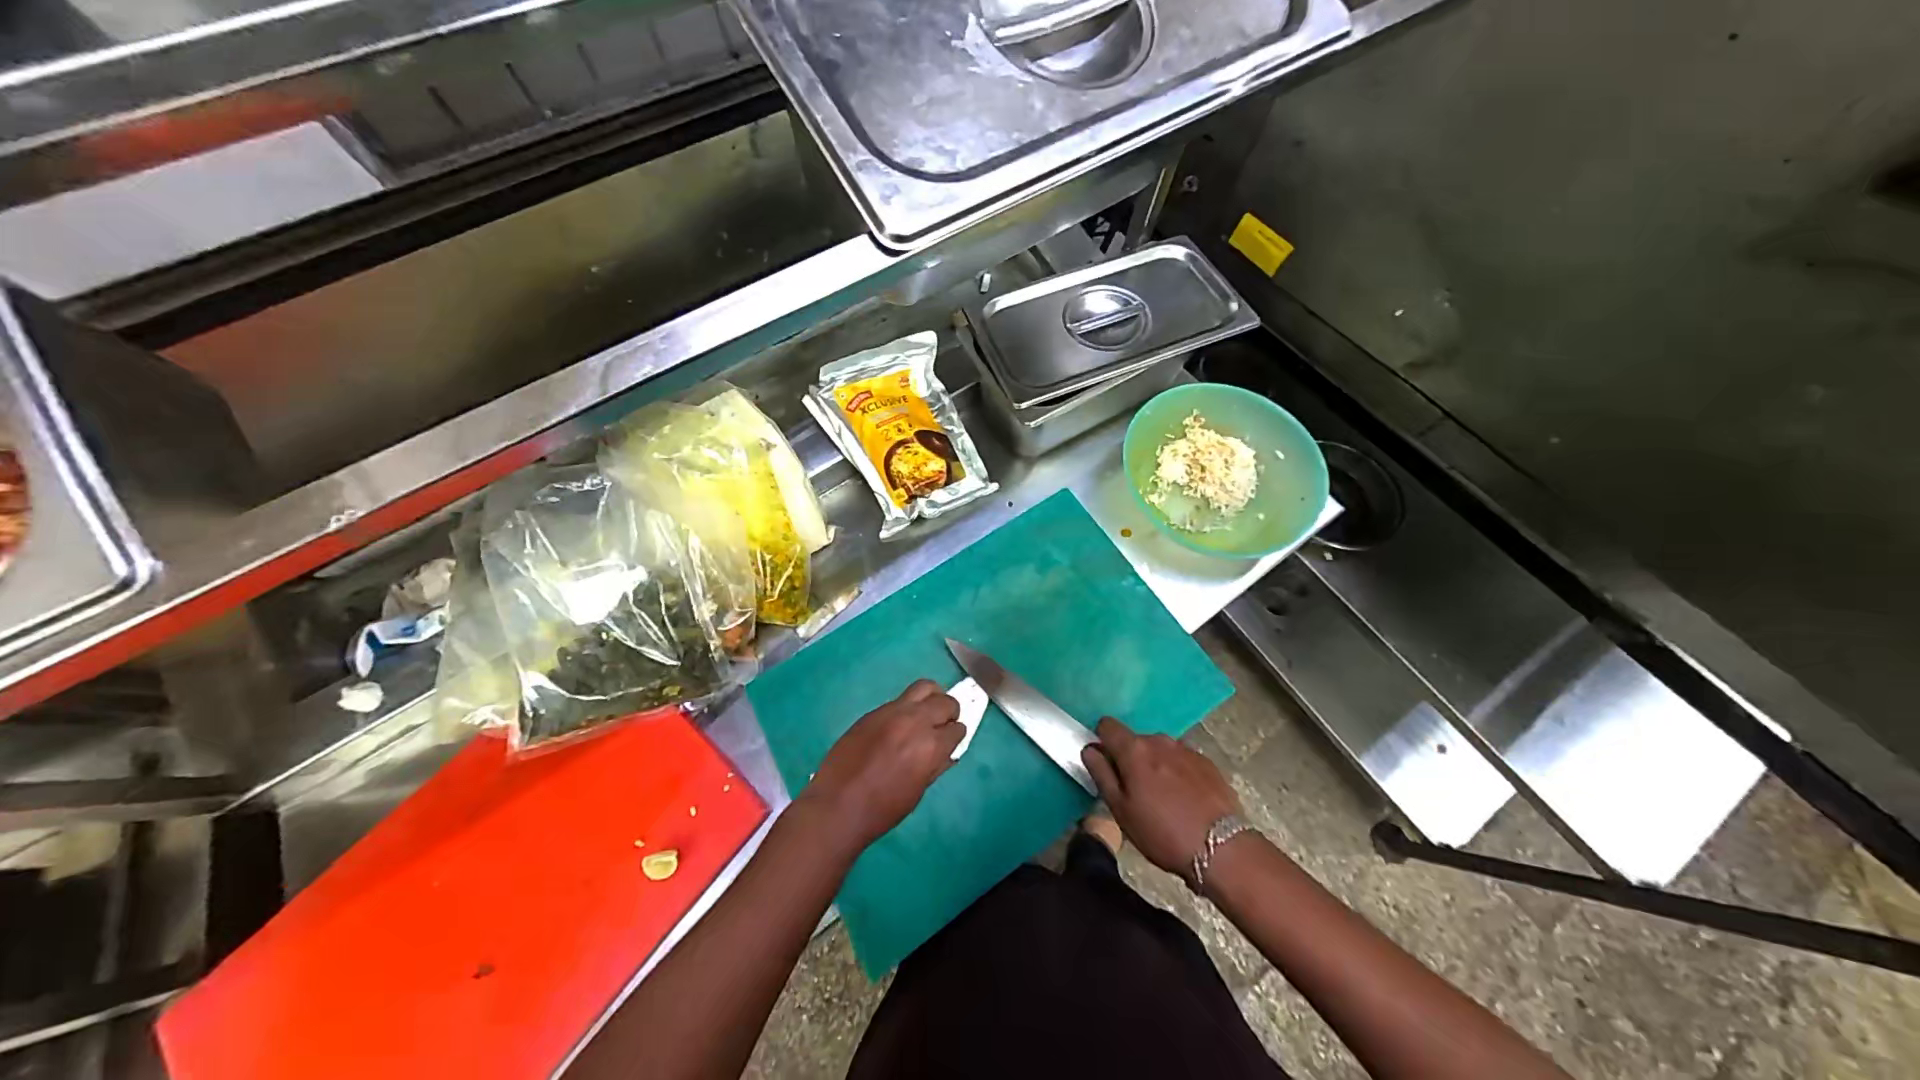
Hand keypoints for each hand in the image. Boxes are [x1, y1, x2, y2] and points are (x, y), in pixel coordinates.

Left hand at [799, 679, 963, 852]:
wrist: (837, 806)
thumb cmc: (882, 809)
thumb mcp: (918, 790)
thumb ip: (935, 765)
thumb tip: (946, 752)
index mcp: (930, 746)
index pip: (957, 728)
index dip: (956, 736)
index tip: (952, 741)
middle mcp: (914, 721)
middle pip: (944, 701)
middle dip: (950, 712)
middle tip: (943, 725)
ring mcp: (891, 713)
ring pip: (923, 688)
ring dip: (932, 699)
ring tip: (926, 714)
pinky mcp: (872, 712)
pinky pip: (898, 701)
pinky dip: (907, 708)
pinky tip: (899, 727)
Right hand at [1081, 717, 1241, 876]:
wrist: (1222, 849)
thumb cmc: (1162, 833)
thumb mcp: (1121, 810)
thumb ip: (1101, 774)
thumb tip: (1090, 750)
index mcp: (1134, 749)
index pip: (1107, 725)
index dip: (1101, 741)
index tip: (1105, 764)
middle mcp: (1160, 740)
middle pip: (1135, 740)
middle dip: (1130, 759)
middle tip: (1134, 793)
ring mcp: (1187, 749)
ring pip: (1160, 751)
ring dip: (1155, 766)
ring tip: (1163, 800)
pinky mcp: (1208, 763)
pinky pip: (1182, 761)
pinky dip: (1177, 773)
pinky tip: (1185, 801)